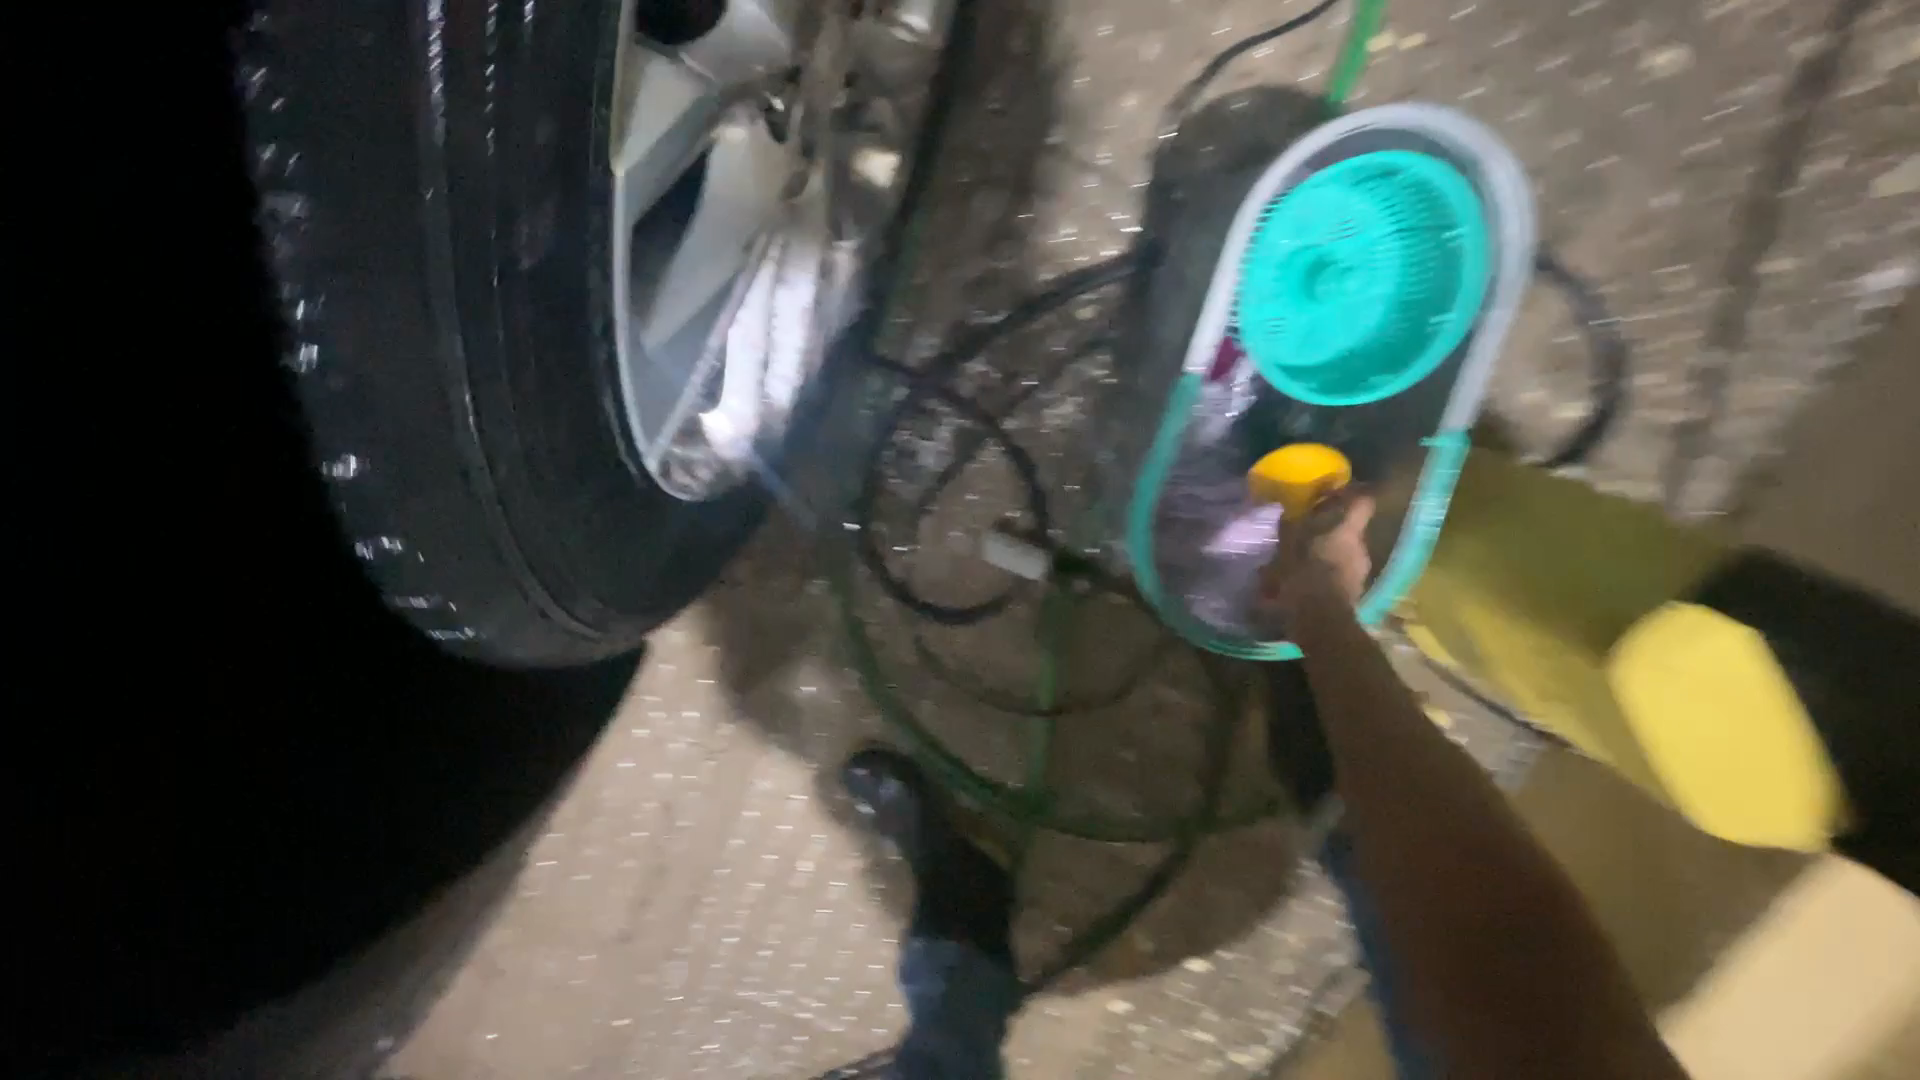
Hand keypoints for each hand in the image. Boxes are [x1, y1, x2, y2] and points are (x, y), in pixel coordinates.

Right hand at [1258, 489, 1375, 623]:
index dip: (1350, 494)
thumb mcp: (1285, 551)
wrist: (1321, 624)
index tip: (1331, 494)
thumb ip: (1288, 531)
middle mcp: (1360, 547)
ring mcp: (1361, 571)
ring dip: (1327, 554)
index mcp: (1345, 532)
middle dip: (1330, 529)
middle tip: (1306, 532)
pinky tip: (1307, 583)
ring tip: (1302, 562)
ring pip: (1345, 553)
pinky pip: (1342, 574)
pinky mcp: (1355, 592)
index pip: (1362, 502)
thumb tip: (1287, 515)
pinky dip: (1328, 574)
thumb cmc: (1302, 579)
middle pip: (1350, 530)